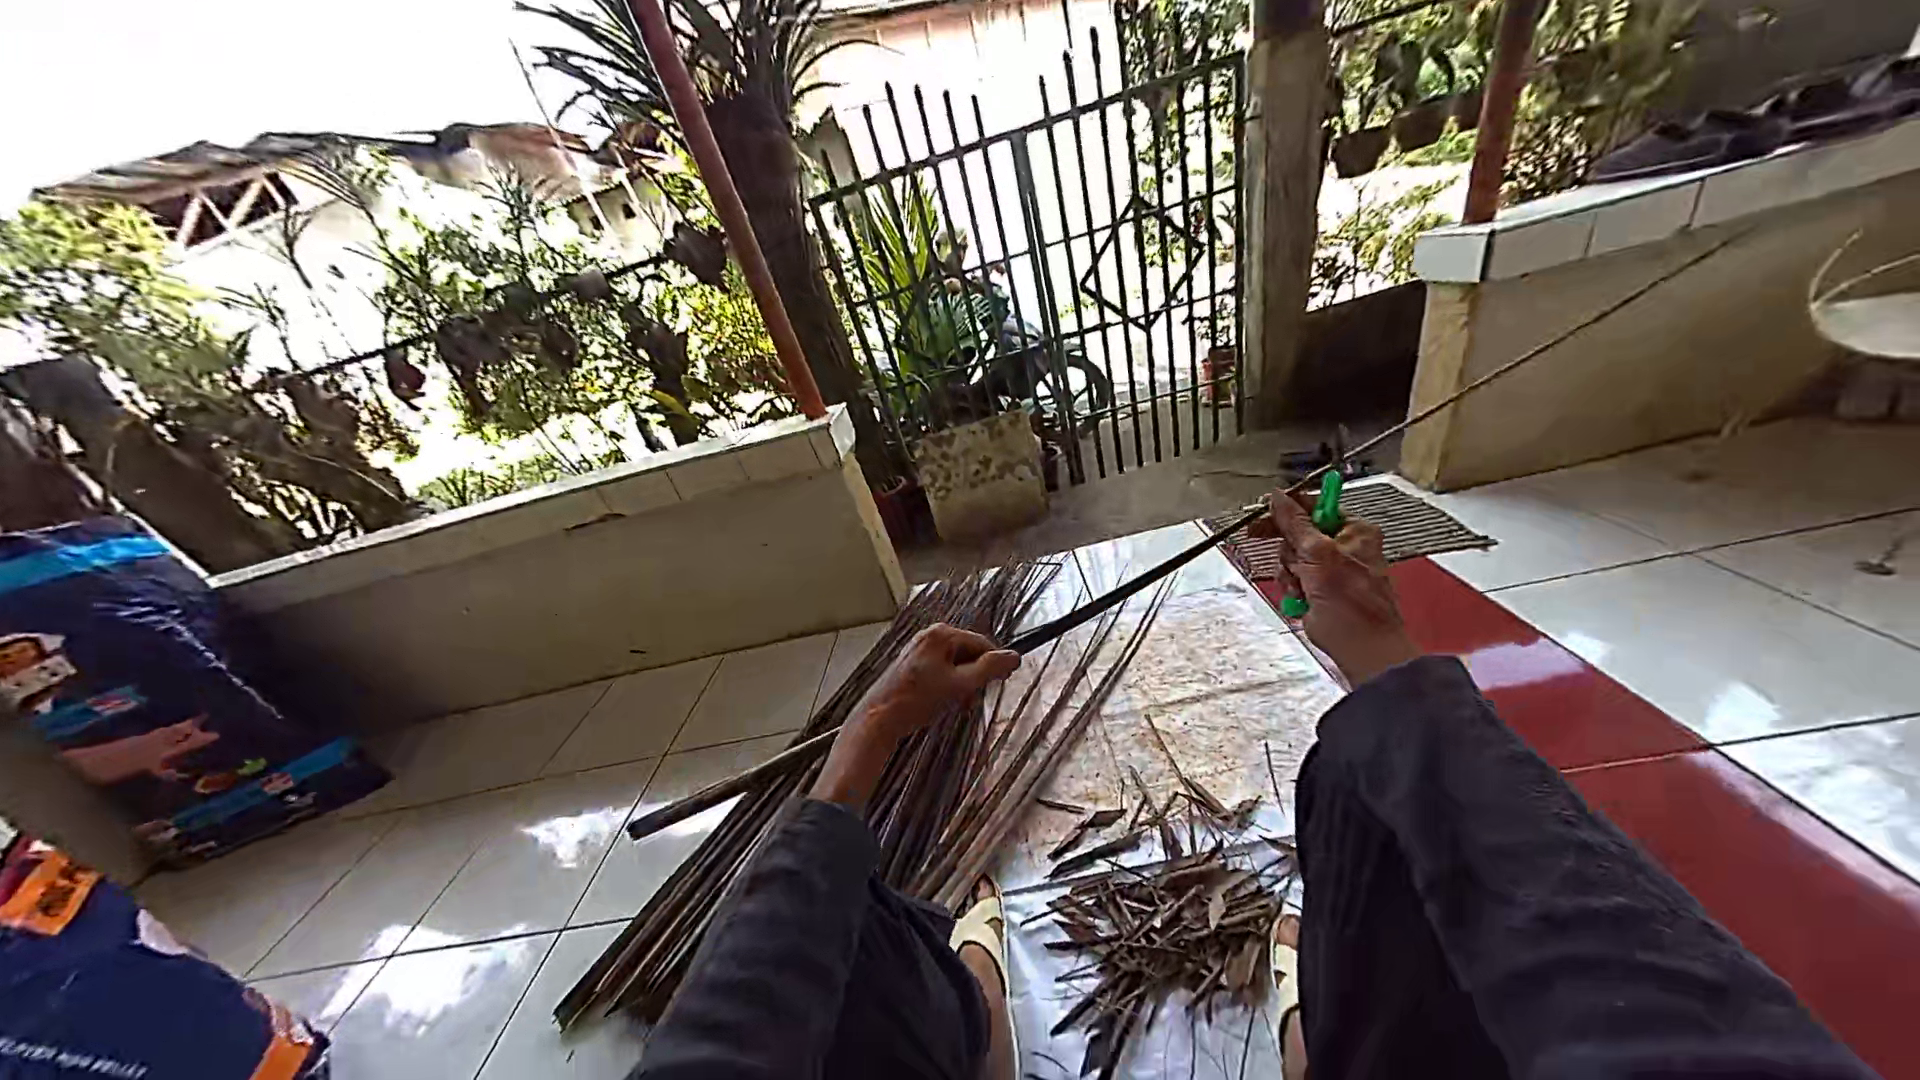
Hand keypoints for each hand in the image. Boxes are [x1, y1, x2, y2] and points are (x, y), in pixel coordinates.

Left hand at [811, 624, 1019, 808]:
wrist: (880, 718)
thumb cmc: (916, 700)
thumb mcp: (960, 685)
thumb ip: (989, 669)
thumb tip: (1014, 656)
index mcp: (941, 634)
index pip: (982, 643)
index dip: (994, 665)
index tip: (999, 684)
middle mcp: (930, 636)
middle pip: (969, 653)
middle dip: (974, 678)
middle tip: (969, 699)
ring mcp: (920, 649)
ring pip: (956, 664)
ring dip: (962, 685)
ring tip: (954, 703)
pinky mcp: (913, 664)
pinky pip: (942, 670)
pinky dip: (948, 686)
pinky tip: (942, 702)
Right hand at [1250, 489, 1419, 687]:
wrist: (1359, 644)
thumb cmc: (1352, 602)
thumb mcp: (1318, 553)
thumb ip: (1295, 523)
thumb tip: (1277, 497)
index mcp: (1354, 531)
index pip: (1315, 506)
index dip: (1289, 508)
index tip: (1266, 509)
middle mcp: (1343, 546)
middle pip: (1297, 532)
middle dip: (1289, 549)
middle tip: (1271, 545)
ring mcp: (1328, 568)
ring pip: (1290, 556)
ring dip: (1289, 571)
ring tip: (1303, 585)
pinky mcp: (1316, 587)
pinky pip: (1290, 576)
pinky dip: (1291, 586)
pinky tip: (1302, 596)